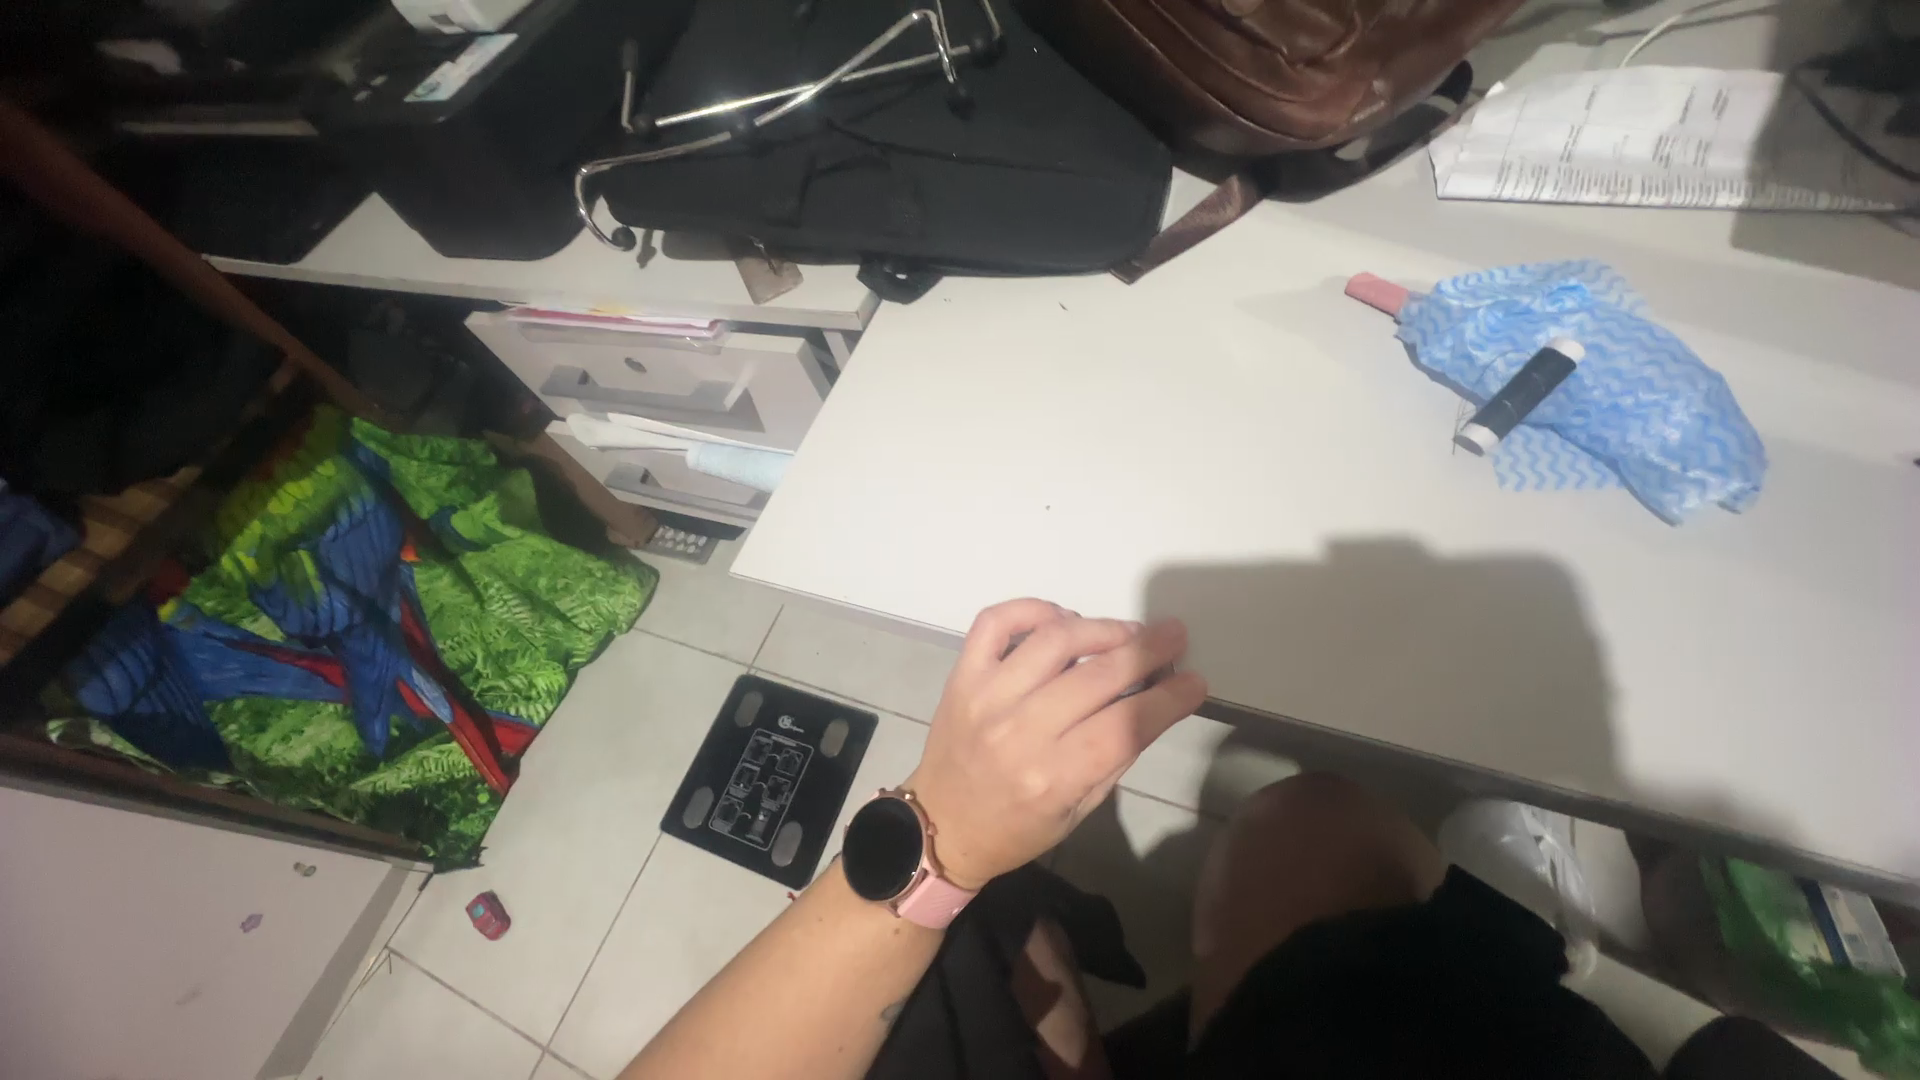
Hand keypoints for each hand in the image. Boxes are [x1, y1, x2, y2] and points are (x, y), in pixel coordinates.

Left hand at [904, 599, 1206, 890]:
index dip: (1169, 697)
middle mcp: (1018, 731)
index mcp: (1051, 777)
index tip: (1194, 680)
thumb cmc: (1017, 827)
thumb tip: (1155, 700)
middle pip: (1097, 675)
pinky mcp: (962, 675)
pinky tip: (1061, 619)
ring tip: (1126, 631)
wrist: (941, 825)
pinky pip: (996, 622)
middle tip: (1172, 636)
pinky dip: (1032, 608)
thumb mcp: (1079, 811)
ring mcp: (985, 696)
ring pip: (1053, 640)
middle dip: (1147, 649)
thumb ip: (1116, 755)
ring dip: (1100, 628)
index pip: (1125, 724)